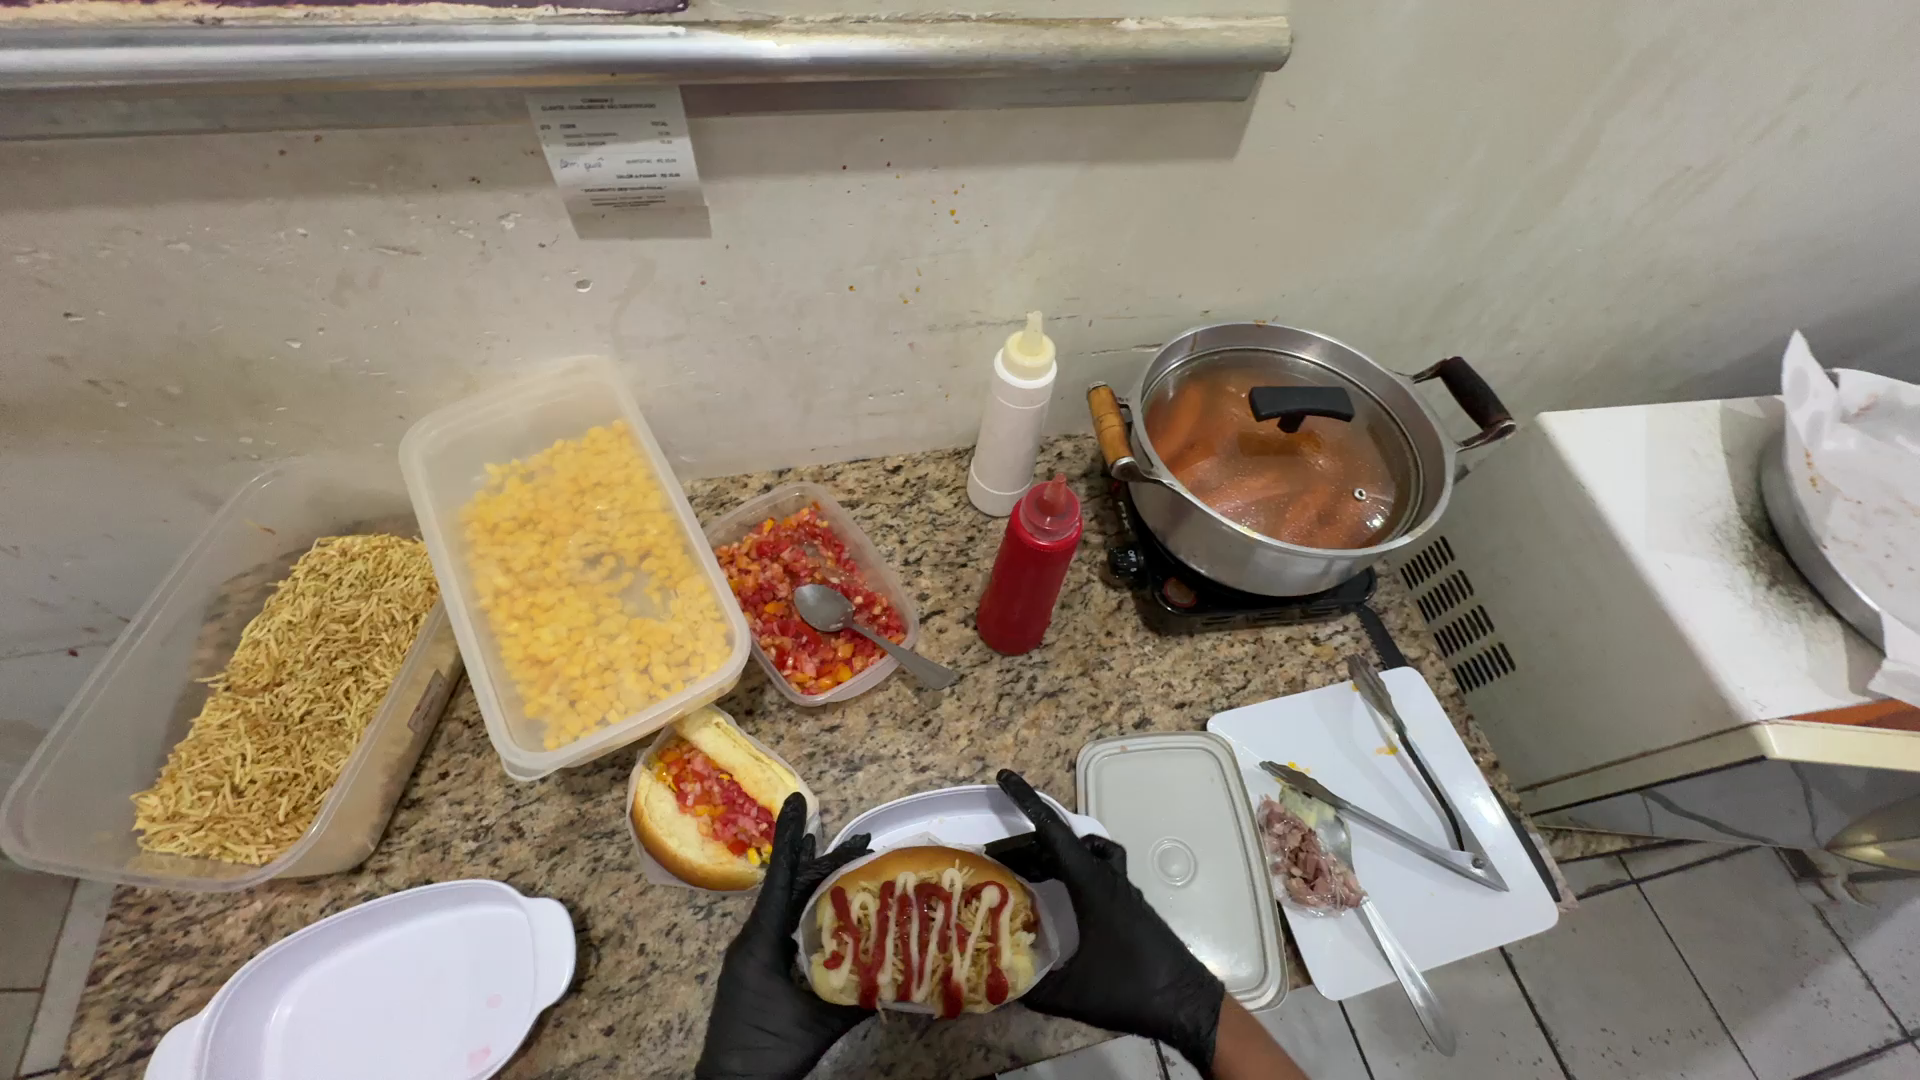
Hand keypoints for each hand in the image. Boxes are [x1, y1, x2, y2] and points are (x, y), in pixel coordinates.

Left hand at [694, 794, 872, 1079]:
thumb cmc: (765, 1055)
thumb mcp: (815, 1028)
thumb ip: (856, 1001)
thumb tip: (903, 979)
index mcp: (761, 941)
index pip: (781, 878)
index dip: (791, 836)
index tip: (798, 798)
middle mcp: (755, 937)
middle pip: (792, 886)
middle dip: (824, 859)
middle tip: (862, 842)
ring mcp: (755, 951)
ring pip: (789, 902)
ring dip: (814, 878)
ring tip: (842, 852)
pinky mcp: (760, 966)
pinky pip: (785, 922)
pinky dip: (807, 904)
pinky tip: (826, 900)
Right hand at [996, 769, 1226, 1077]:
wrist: (1187, 1004)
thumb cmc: (1132, 990)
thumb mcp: (1074, 994)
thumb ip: (1032, 988)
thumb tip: (998, 984)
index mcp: (1091, 883)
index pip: (1053, 831)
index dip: (1026, 801)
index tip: (1005, 777)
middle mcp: (1106, 876)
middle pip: (1062, 842)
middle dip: (1028, 842)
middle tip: (998, 856)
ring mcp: (1120, 888)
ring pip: (1081, 853)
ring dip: (1052, 855)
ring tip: (1024, 875)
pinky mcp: (1128, 903)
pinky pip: (1094, 869)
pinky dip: (1074, 870)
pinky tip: (1062, 897)